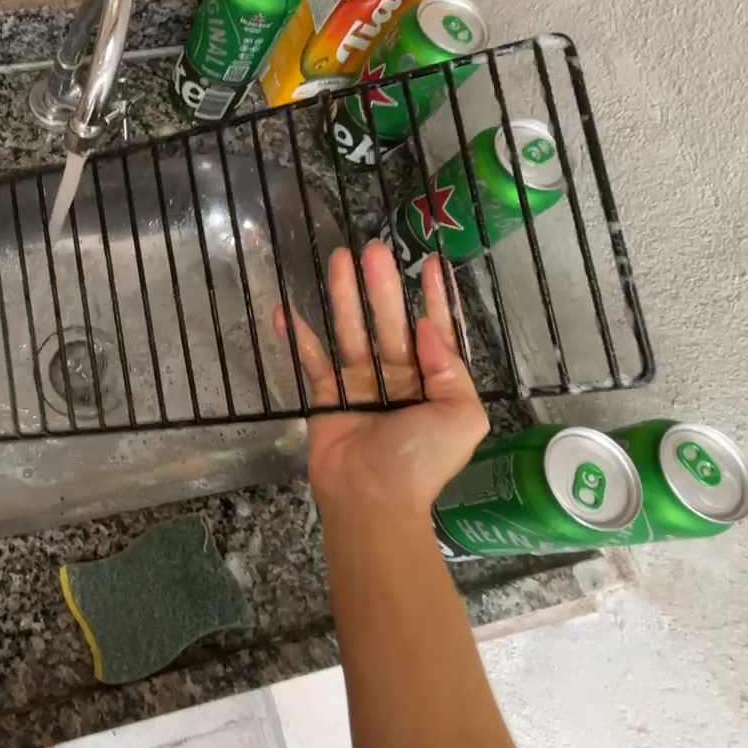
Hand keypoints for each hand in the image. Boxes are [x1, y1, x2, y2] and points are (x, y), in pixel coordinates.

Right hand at [272, 241, 487, 520]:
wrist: (371, 498)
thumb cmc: (420, 460)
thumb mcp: (461, 417)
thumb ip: (451, 369)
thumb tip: (427, 328)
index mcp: (434, 383)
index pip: (434, 331)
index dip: (433, 297)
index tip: (431, 262)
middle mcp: (398, 379)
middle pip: (387, 323)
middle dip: (381, 286)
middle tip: (372, 249)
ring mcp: (359, 386)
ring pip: (350, 332)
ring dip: (343, 297)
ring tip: (337, 260)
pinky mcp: (327, 397)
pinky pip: (312, 360)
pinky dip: (298, 337)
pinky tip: (286, 310)